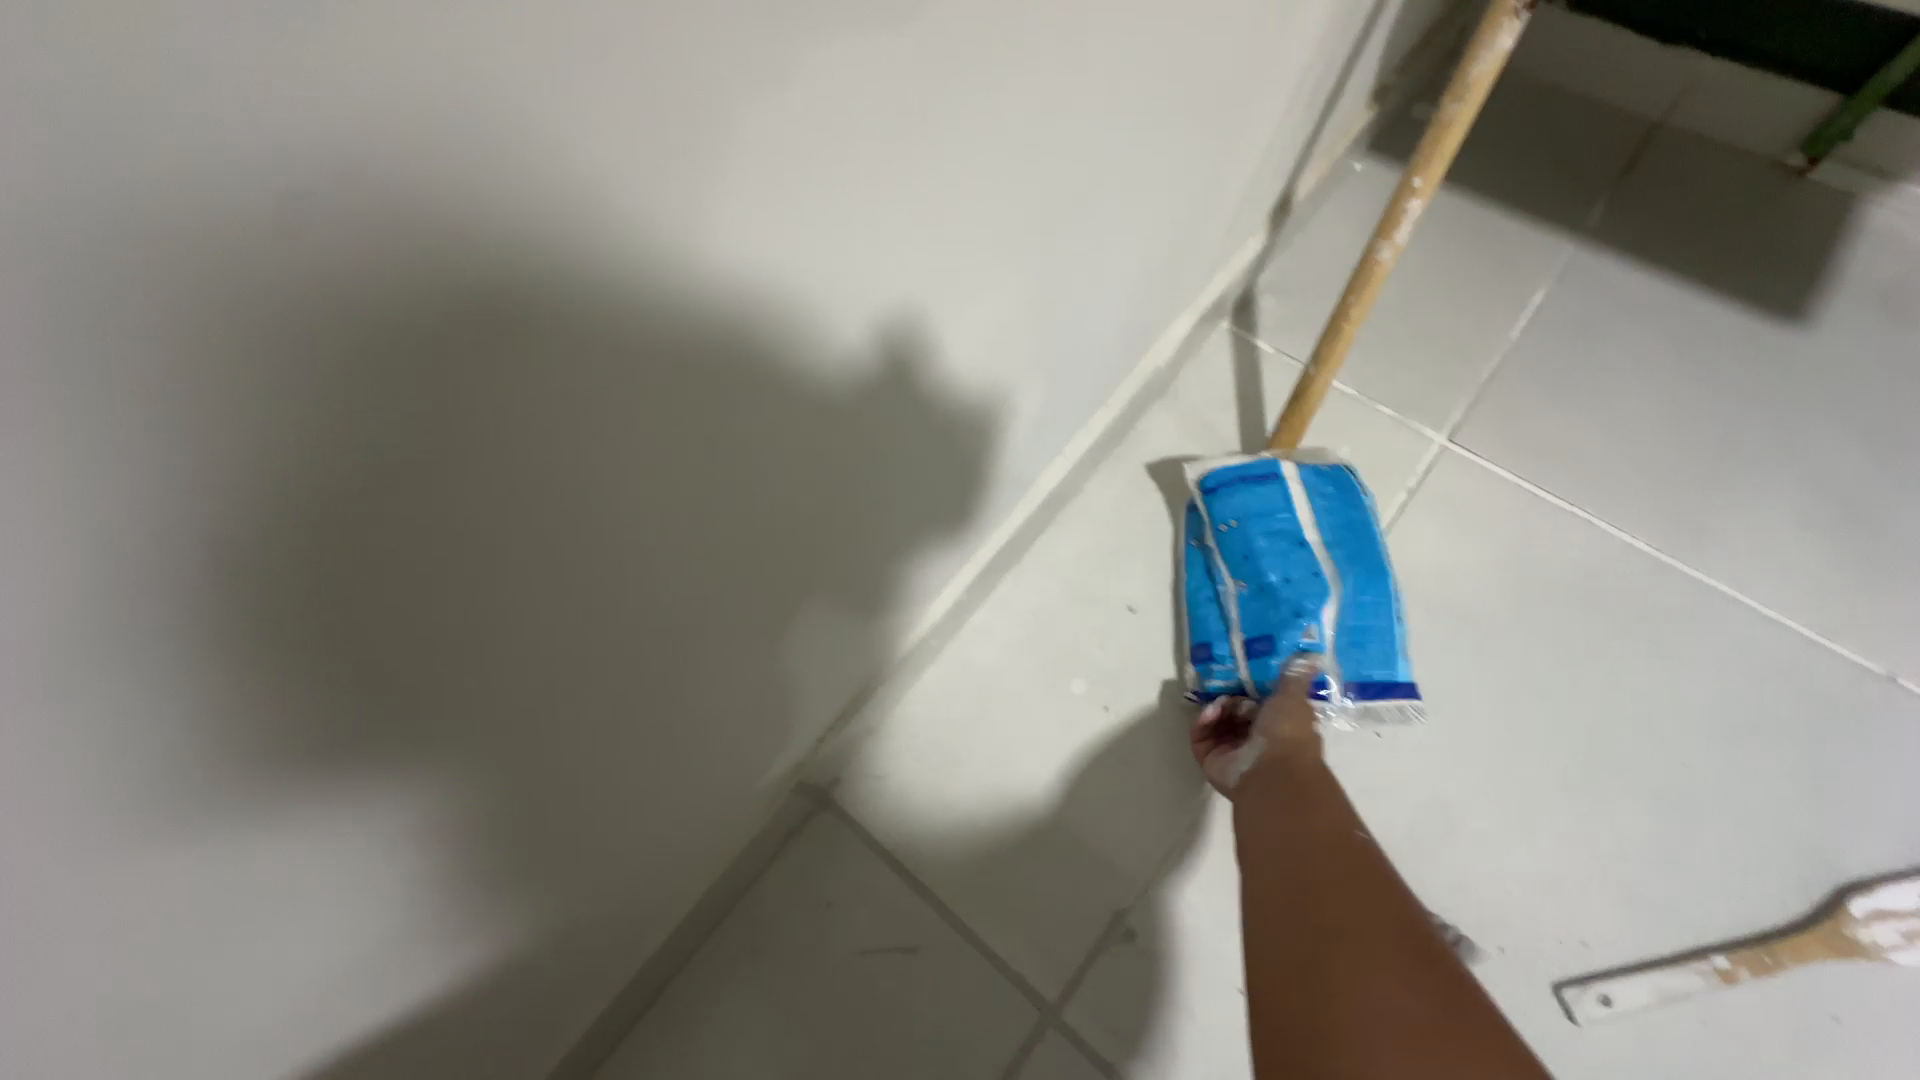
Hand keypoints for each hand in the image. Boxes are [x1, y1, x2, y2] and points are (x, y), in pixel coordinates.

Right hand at [1189, 655, 1322, 797]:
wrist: (1272, 772)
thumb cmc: (1288, 733)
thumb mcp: (1293, 698)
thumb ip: (1294, 677)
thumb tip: (1313, 654)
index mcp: (1280, 727)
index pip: (1261, 706)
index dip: (1252, 690)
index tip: (1243, 674)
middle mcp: (1256, 741)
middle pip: (1236, 713)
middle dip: (1231, 699)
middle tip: (1229, 687)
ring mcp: (1233, 751)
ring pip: (1217, 723)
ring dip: (1217, 708)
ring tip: (1220, 703)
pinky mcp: (1212, 760)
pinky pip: (1201, 737)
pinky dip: (1202, 723)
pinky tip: (1209, 714)